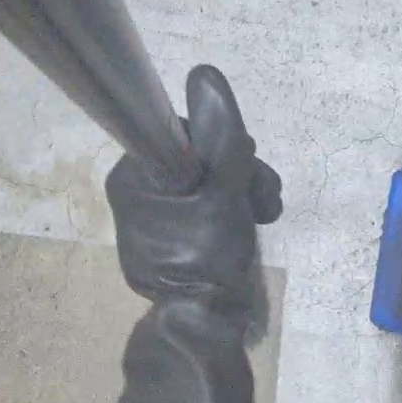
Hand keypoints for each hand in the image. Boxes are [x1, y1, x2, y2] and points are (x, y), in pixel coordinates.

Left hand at [98, 65, 282, 402]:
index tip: (241, 162)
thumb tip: (205, 72)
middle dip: (241, 171)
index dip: (219, 141)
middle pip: (201, 154)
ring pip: (213, 178)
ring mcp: (159, 218)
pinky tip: (257, 223)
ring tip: (266, 214)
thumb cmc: (206, 259)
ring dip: (248, 189)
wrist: (207, 330)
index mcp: (135, 178)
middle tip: (262, 199)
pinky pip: (211, 204)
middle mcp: (140, 192)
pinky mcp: (181, 237)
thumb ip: (221, 139)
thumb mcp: (221, 194)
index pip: (180, 131)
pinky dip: (238, 209)